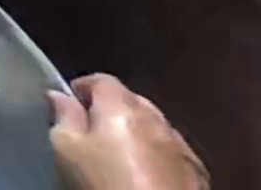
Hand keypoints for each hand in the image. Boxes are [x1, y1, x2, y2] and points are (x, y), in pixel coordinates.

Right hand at [48, 74, 208, 189]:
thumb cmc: (105, 184)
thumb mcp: (67, 149)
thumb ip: (64, 116)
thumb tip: (60, 96)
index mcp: (122, 106)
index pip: (101, 80)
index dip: (83, 89)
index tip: (70, 108)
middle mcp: (157, 121)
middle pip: (132, 101)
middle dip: (113, 109)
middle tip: (93, 131)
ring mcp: (184, 152)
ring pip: (156, 129)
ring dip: (139, 134)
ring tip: (122, 156)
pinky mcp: (200, 181)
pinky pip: (174, 156)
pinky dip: (160, 158)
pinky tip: (149, 177)